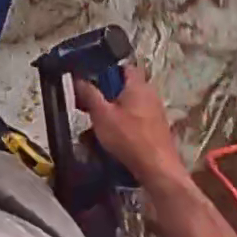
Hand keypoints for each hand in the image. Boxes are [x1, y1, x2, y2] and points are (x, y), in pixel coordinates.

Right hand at [73, 65, 186, 187]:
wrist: (157, 169)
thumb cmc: (128, 137)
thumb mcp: (101, 114)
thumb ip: (89, 94)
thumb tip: (79, 79)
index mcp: (138, 85)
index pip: (123, 67)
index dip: (106, 70)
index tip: (90, 80)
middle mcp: (150, 95)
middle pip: (124, 87)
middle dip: (106, 94)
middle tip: (89, 105)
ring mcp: (156, 112)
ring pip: (129, 105)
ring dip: (112, 111)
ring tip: (96, 124)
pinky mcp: (156, 129)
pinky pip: (135, 118)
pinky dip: (122, 123)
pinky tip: (112, 137)